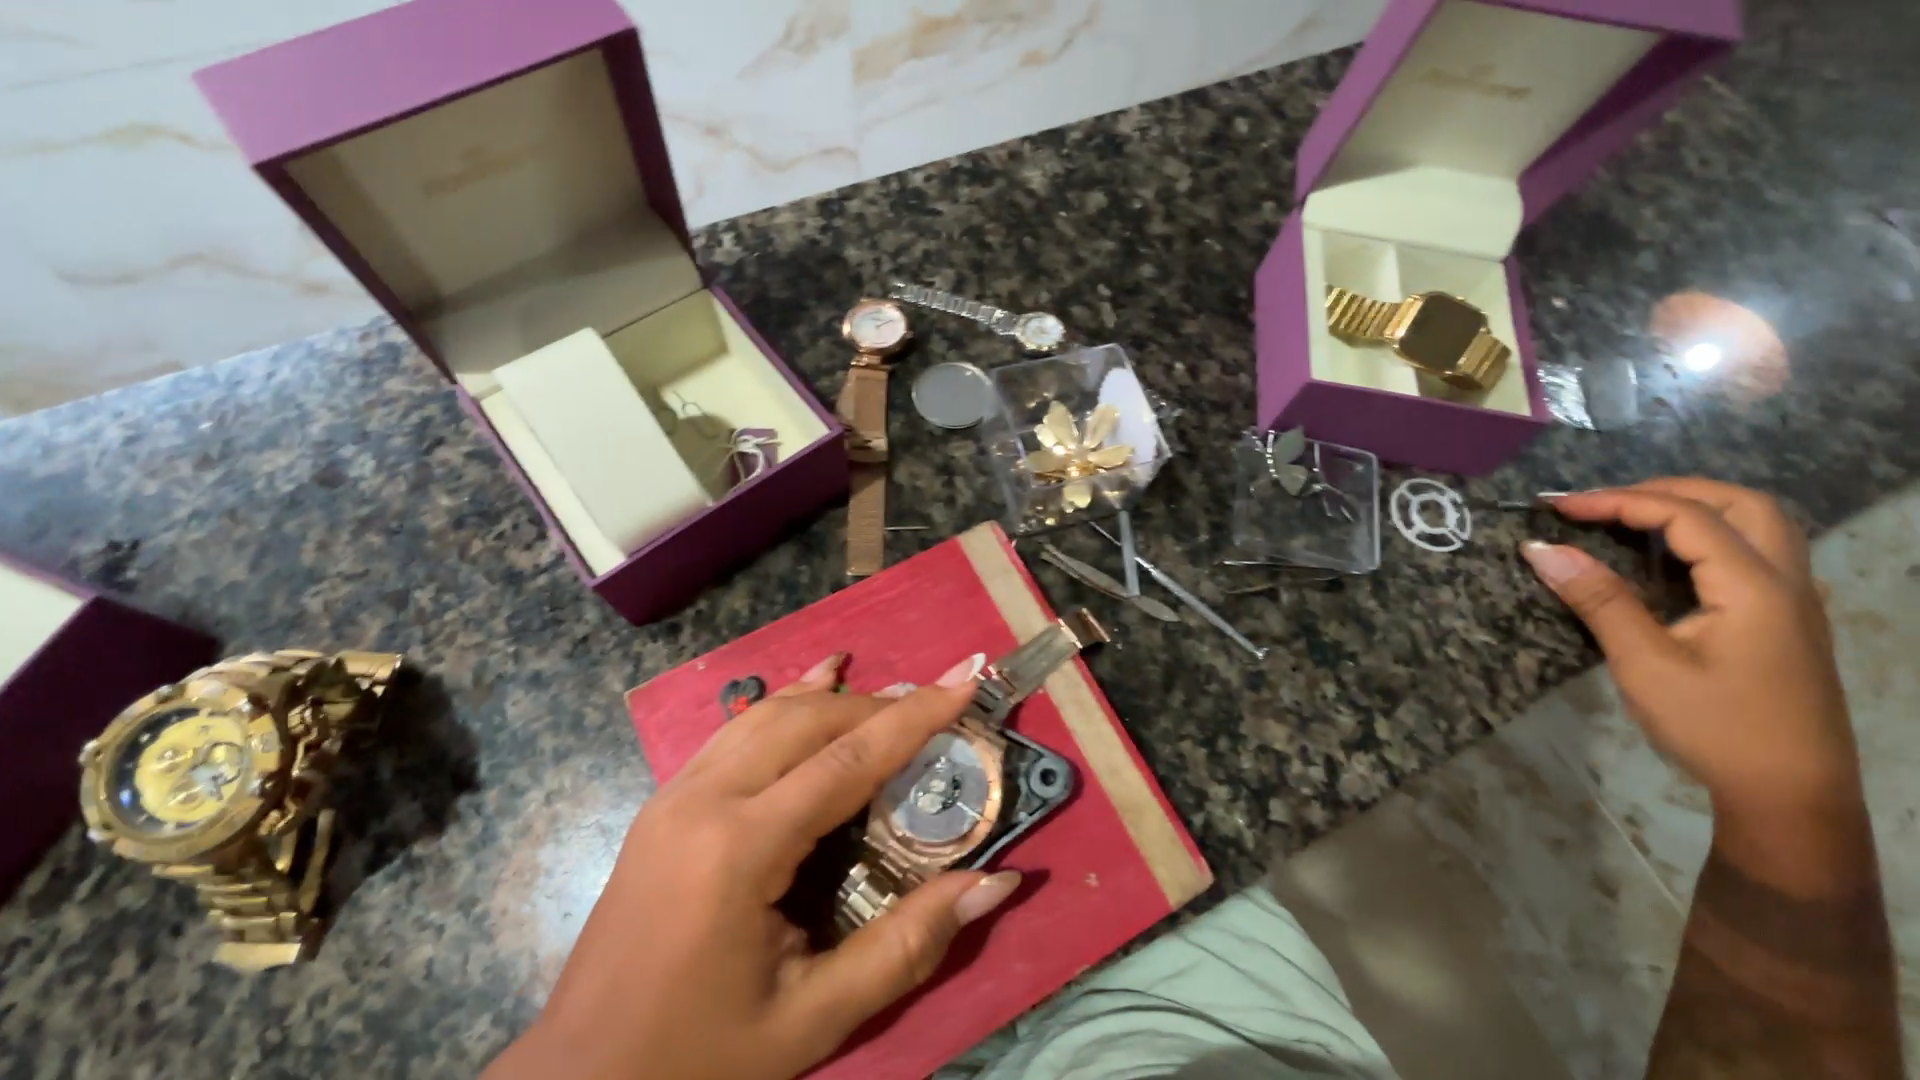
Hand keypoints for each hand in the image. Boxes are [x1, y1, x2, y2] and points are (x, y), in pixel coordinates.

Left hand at [484, 653, 1021, 1079]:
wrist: (581, 1077)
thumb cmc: (701, 1056)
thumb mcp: (814, 1017)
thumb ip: (907, 946)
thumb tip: (995, 881)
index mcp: (740, 849)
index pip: (845, 760)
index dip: (913, 719)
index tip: (964, 680)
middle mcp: (703, 800)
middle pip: (806, 722)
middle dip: (878, 704)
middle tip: (939, 699)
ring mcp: (674, 795)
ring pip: (765, 715)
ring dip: (833, 699)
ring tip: (890, 693)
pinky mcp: (663, 805)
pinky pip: (733, 733)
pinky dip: (782, 705)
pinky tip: (808, 689)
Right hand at [1523, 479, 1855, 820]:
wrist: (1790, 793)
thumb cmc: (1715, 726)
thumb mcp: (1645, 664)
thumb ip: (1599, 600)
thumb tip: (1541, 549)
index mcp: (1754, 585)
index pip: (1686, 516)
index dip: (1619, 501)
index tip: (1559, 507)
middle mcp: (1787, 580)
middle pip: (1739, 503)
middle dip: (1667, 490)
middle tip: (1604, 502)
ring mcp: (1796, 600)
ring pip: (1759, 524)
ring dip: (1696, 508)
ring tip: (1634, 518)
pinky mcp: (1789, 620)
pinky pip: (1759, 552)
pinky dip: (1712, 533)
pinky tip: (1675, 558)